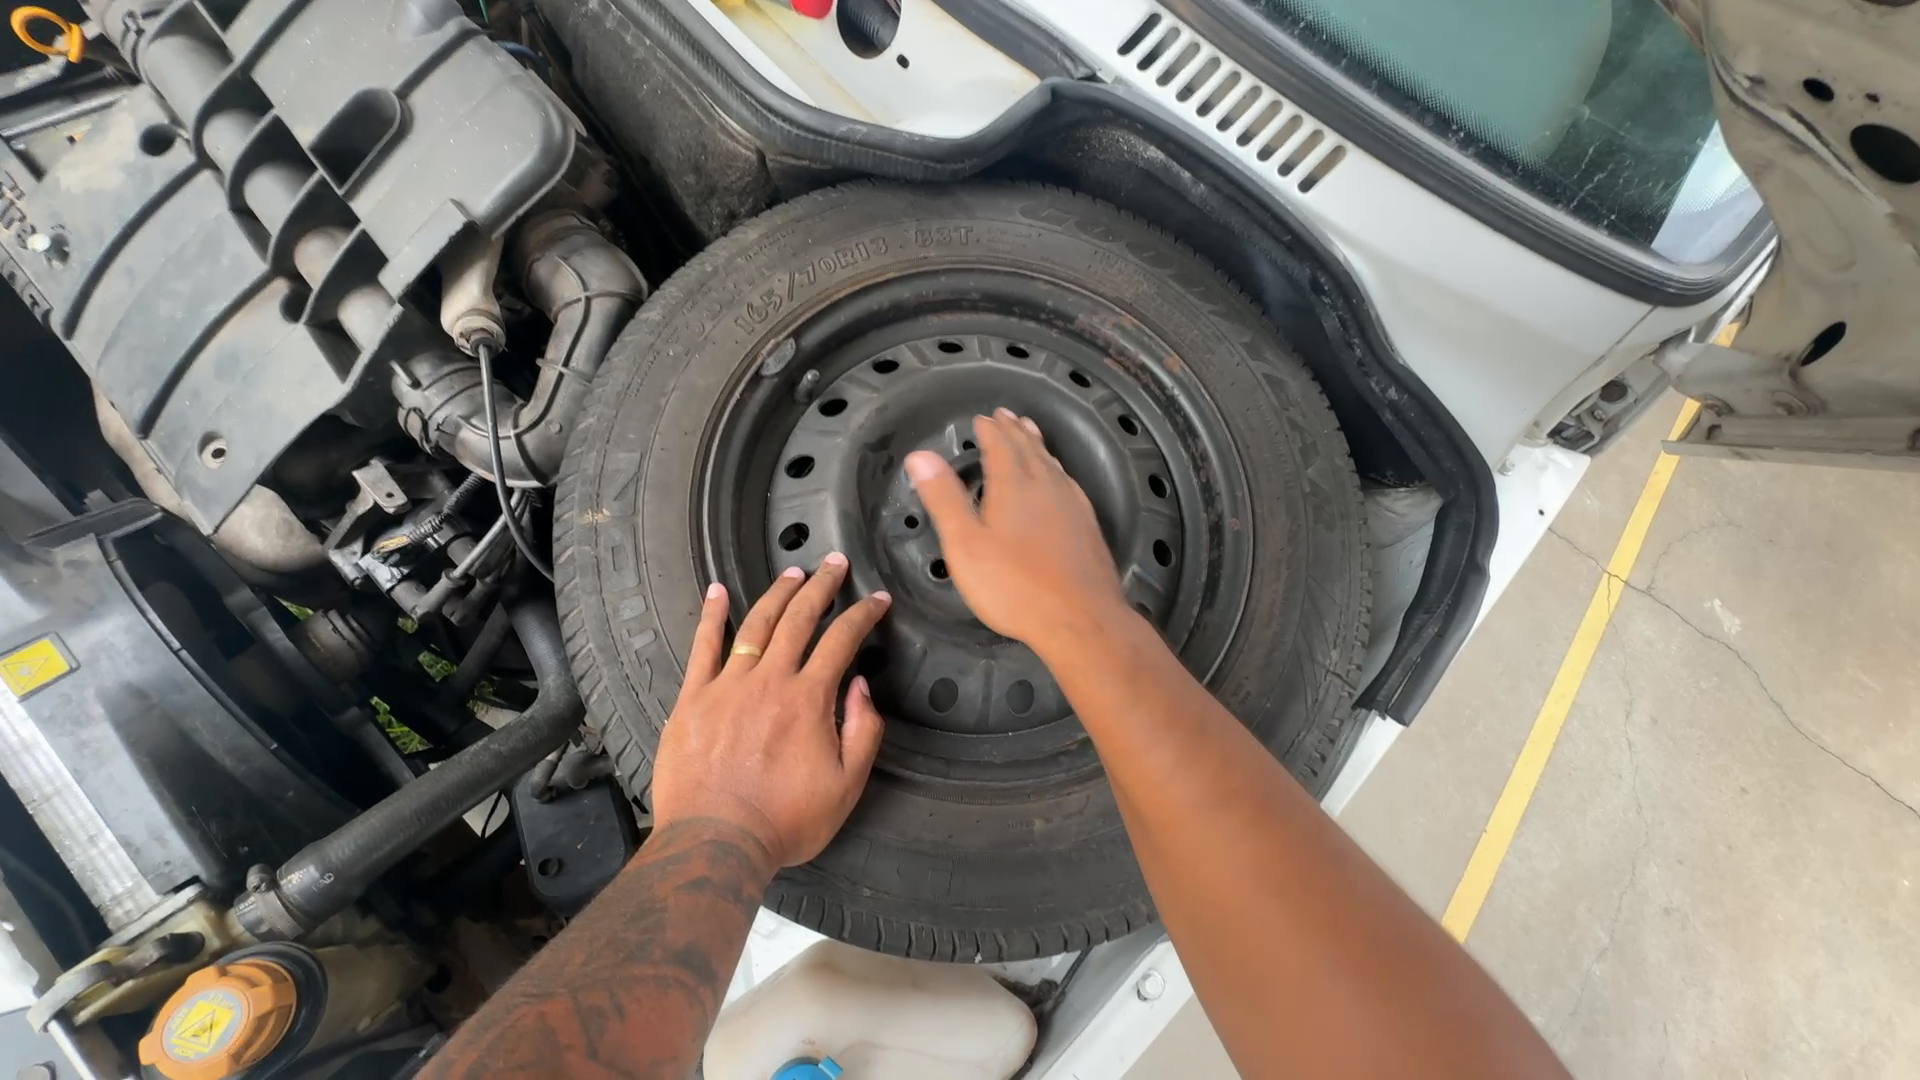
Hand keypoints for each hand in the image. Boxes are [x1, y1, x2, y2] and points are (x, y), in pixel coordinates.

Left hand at [649, 554, 891, 868]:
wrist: (715, 843)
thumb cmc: (783, 821)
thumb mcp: (846, 786)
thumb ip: (861, 730)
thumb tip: (860, 687)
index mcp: (808, 700)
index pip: (842, 641)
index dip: (863, 615)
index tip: (876, 601)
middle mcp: (769, 682)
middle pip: (800, 619)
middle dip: (822, 586)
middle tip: (834, 564)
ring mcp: (727, 687)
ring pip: (756, 625)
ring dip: (778, 594)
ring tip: (793, 573)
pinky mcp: (693, 700)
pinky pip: (702, 648)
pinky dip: (710, 617)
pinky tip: (717, 593)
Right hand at [905, 409, 1130, 650]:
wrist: (1081, 620)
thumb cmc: (1015, 586)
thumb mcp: (965, 545)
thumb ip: (944, 499)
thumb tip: (920, 456)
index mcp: (1014, 486)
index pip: (1001, 446)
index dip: (990, 430)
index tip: (982, 419)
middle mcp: (1047, 487)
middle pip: (1030, 449)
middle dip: (1015, 430)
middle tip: (1006, 414)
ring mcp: (1073, 506)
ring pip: (1052, 464)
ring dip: (1038, 445)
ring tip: (1030, 433)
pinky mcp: (1087, 527)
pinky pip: (1068, 483)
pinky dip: (1057, 470)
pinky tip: (1060, 480)